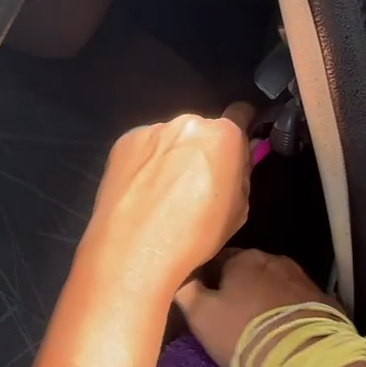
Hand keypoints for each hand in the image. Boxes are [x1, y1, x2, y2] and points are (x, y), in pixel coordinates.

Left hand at [75, 104, 253, 297]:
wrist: (133, 251)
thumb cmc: (195, 235)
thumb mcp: (240, 211)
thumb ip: (239, 176)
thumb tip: (233, 165)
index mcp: (223, 135)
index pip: (242, 114)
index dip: (242, 132)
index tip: (236, 149)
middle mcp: (188, 123)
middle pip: (202, 131)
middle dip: (202, 150)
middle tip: (194, 184)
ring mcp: (152, 130)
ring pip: (170, 139)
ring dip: (172, 156)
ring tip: (161, 192)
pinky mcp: (123, 142)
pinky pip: (144, 148)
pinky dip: (145, 163)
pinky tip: (140, 191)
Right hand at [171, 248, 334, 366]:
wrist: (307, 363)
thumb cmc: (245, 335)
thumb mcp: (201, 316)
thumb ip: (187, 290)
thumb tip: (181, 276)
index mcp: (244, 258)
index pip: (218, 260)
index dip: (208, 280)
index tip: (205, 301)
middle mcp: (276, 259)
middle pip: (249, 271)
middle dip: (240, 288)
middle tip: (230, 316)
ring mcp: (304, 280)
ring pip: (276, 285)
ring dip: (266, 299)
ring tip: (259, 326)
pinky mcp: (326, 302)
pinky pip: (299, 303)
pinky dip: (290, 312)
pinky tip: (285, 332)